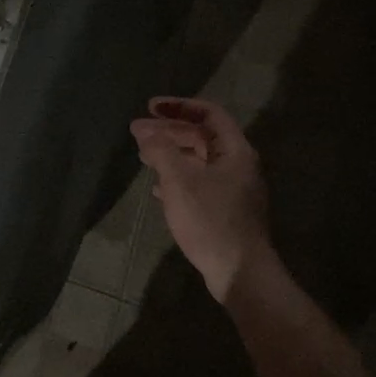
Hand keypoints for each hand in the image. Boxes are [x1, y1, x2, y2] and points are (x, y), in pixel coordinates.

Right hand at [130, 97, 272, 302]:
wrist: (239, 270)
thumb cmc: (210, 218)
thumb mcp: (179, 180)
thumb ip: (161, 150)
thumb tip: (146, 133)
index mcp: (234, 151)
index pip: (209, 114)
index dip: (179, 106)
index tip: (150, 107)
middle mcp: (238, 165)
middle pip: (201, 137)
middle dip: (168, 131)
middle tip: (136, 131)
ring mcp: (233, 190)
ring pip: (198, 161)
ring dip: (170, 154)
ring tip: (142, 157)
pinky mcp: (225, 211)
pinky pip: (198, 183)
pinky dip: (176, 178)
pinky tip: (157, 189)